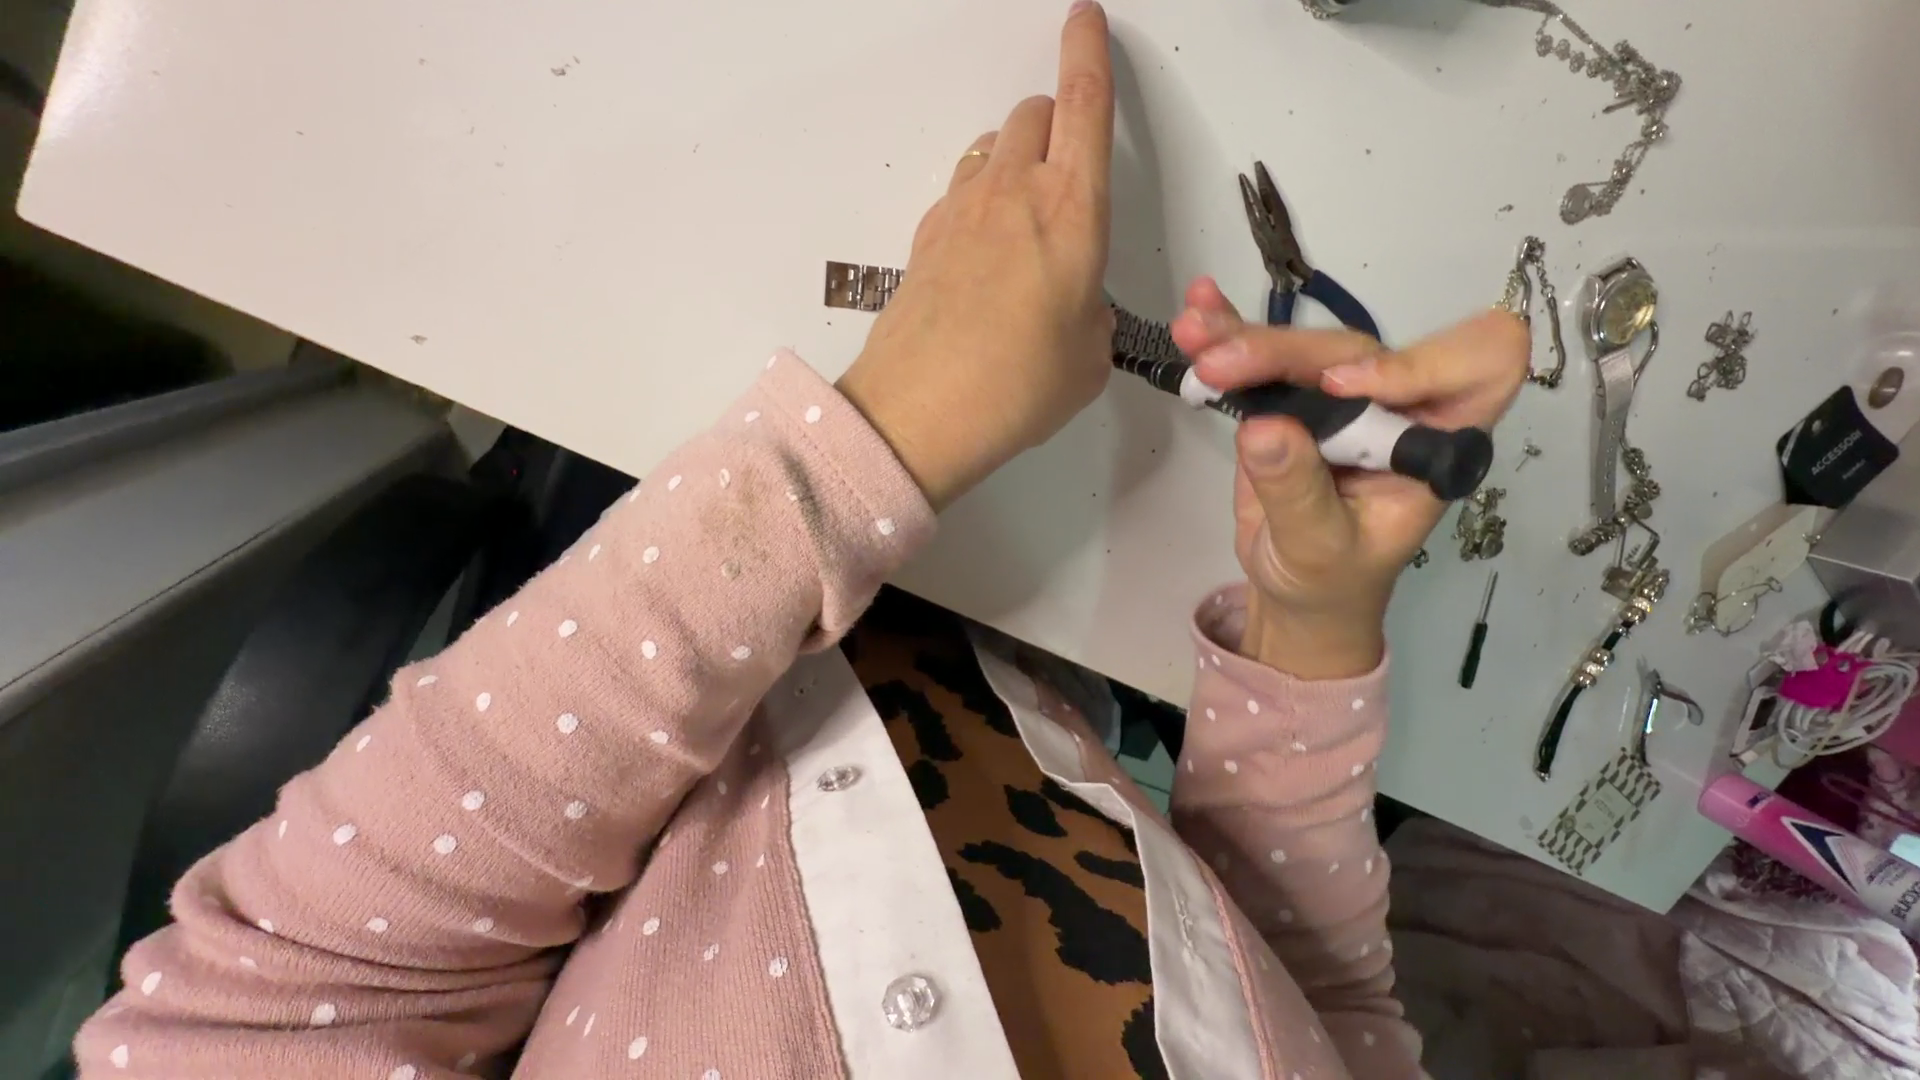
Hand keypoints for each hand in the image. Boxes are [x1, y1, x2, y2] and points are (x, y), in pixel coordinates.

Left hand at [835, 1, 1114, 510]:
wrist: (919, 415)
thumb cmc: (1011, 389)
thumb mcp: (1088, 361)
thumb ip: (1093, 317)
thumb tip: (1077, 310)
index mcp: (1072, 213)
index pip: (1085, 104)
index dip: (1089, 52)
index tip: (1085, 22)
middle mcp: (1013, 196)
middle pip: (1032, 113)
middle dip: (1055, 118)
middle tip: (1067, 156)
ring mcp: (960, 213)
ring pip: (992, 147)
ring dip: (1014, 157)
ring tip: (1027, 211)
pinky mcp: (924, 239)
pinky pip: (959, 192)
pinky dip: (979, 200)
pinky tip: (986, 250)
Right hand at [1170, 277, 1529, 678]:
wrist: (1296, 587)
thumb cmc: (1330, 579)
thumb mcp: (1320, 548)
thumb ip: (1298, 492)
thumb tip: (1263, 426)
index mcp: (1436, 441)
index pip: (1475, 370)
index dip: (1419, 364)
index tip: (1342, 388)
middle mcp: (1396, 406)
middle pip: (1354, 353)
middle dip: (1285, 353)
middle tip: (1217, 368)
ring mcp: (1339, 399)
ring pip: (1302, 349)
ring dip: (1245, 337)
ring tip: (1193, 330)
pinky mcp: (1290, 400)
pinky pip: (1265, 360)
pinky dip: (1230, 333)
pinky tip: (1199, 306)